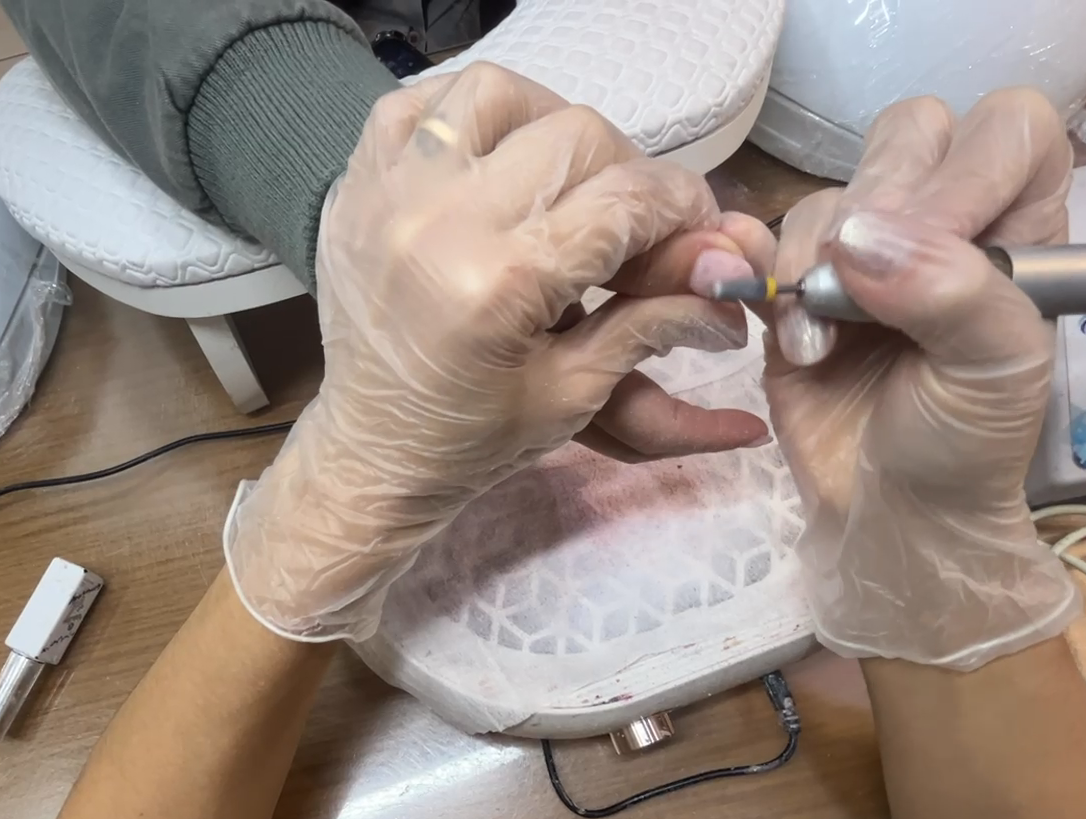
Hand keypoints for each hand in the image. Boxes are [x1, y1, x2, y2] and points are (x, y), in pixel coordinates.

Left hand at [225, 62, 769, 639]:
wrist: (372, 455)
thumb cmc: (471, 444)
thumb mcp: (573, 393)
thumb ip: (653, 318)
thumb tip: (733, 272)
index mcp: (499, 284)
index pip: (626, 202)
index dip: (684, 210)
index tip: (699, 233)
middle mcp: (439, 221)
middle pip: (576, 135)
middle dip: (625, 175)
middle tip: (629, 227)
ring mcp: (385, 196)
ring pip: (498, 96)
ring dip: (549, 130)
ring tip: (559, 189)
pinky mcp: (352, 190)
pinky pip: (419, 107)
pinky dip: (468, 122)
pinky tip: (491, 168)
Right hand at [749, 88, 1081, 668]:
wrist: (886, 512)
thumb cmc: (962, 448)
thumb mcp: (996, 370)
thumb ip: (950, 292)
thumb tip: (855, 237)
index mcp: (1014, 231)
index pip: (1003, 134)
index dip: (961, 176)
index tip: (929, 255)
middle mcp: (934, 229)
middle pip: (904, 139)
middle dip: (874, 208)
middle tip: (856, 295)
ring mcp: (853, 265)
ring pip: (820, 202)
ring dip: (807, 267)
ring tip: (815, 347)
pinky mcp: (788, 301)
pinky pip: (757, 253)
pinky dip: (748, 274)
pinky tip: (765, 320)